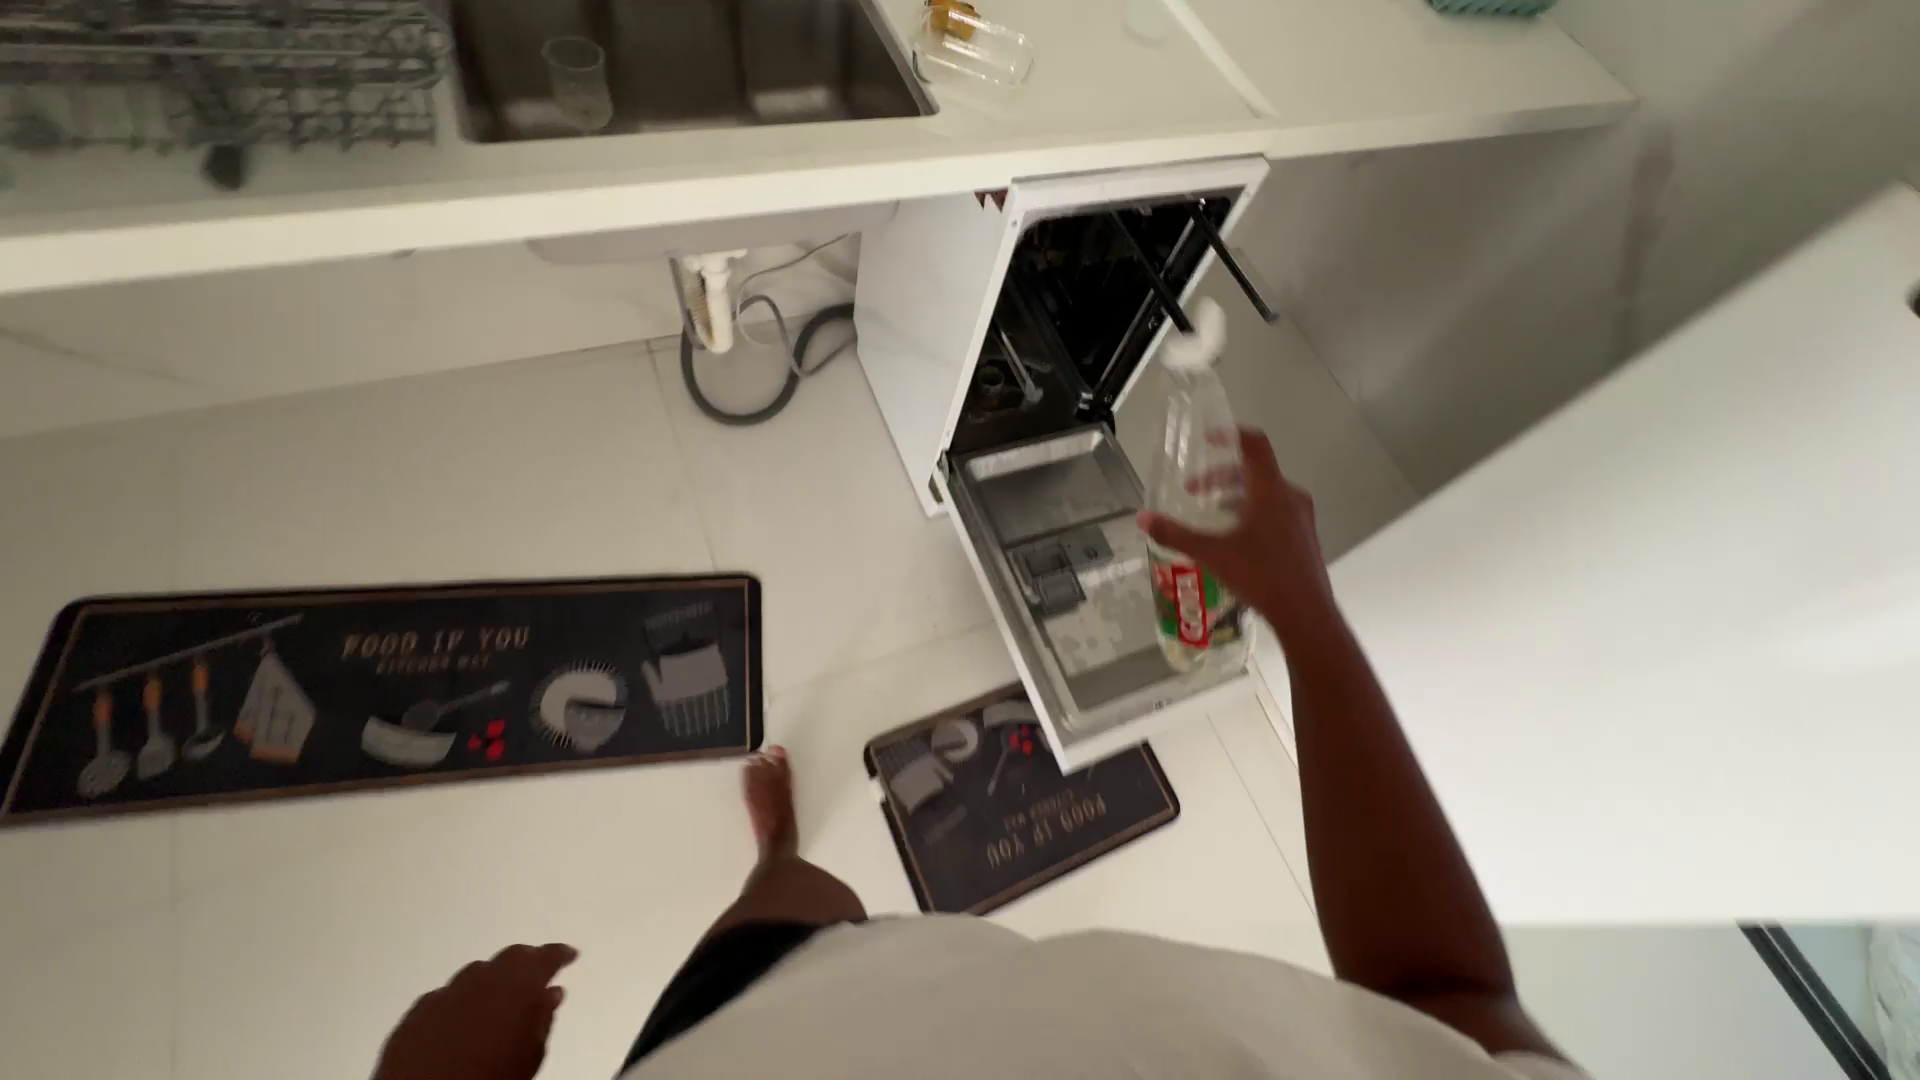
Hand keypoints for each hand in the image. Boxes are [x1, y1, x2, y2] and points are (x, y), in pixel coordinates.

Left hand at [372, 943, 577, 1079]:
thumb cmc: (491, 1078)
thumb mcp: (531, 1055)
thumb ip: (543, 1019)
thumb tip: (552, 993)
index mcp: (518, 984)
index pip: (546, 956)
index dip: (560, 953)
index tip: (571, 955)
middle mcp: (483, 979)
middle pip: (510, 957)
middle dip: (526, 961)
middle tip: (536, 974)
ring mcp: (445, 995)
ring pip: (475, 974)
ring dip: (490, 980)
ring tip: (497, 998)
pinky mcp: (414, 1016)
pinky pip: (443, 998)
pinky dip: (457, 1002)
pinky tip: (459, 1019)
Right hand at [1137, 428, 1335, 644]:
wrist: (1305, 614)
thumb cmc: (1260, 576)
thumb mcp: (1211, 554)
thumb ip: (1176, 534)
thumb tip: (1142, 518)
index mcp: (1270, 491)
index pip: (1254, 446)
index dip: (1230, 435)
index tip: (1207, 440)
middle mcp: (1290, 497)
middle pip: (1255, 470)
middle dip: (1221, 476)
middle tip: (1194, 491)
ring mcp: (1301, 517)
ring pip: (1265, 492)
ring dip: (1235, 495)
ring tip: (1211, 513)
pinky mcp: (1303, 536)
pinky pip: (1275, 510)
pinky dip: (1251, 511)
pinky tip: (1234, 538)